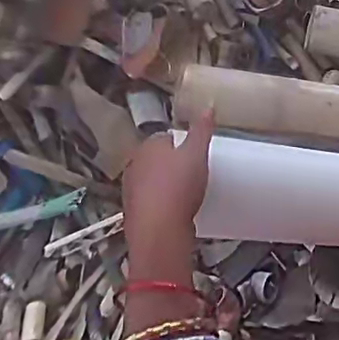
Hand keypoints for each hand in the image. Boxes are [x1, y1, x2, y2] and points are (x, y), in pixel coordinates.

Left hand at [120, 110, 214, 332]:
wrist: (158, 233)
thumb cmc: (178, 186)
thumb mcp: (197, 153)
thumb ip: (202, 130)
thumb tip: (207, 106)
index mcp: (148, 146)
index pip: (165, 137)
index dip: (181, 144)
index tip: (196, 153)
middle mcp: (134, 164)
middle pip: (157, 159)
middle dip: (172, 164)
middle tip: (193, 172)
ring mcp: (130, 191)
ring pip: (153, 181)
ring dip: (166, 185)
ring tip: (187, 194)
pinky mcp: (133, 214)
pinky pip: (151, 202)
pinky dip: (162, 204)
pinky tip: (176, 212)